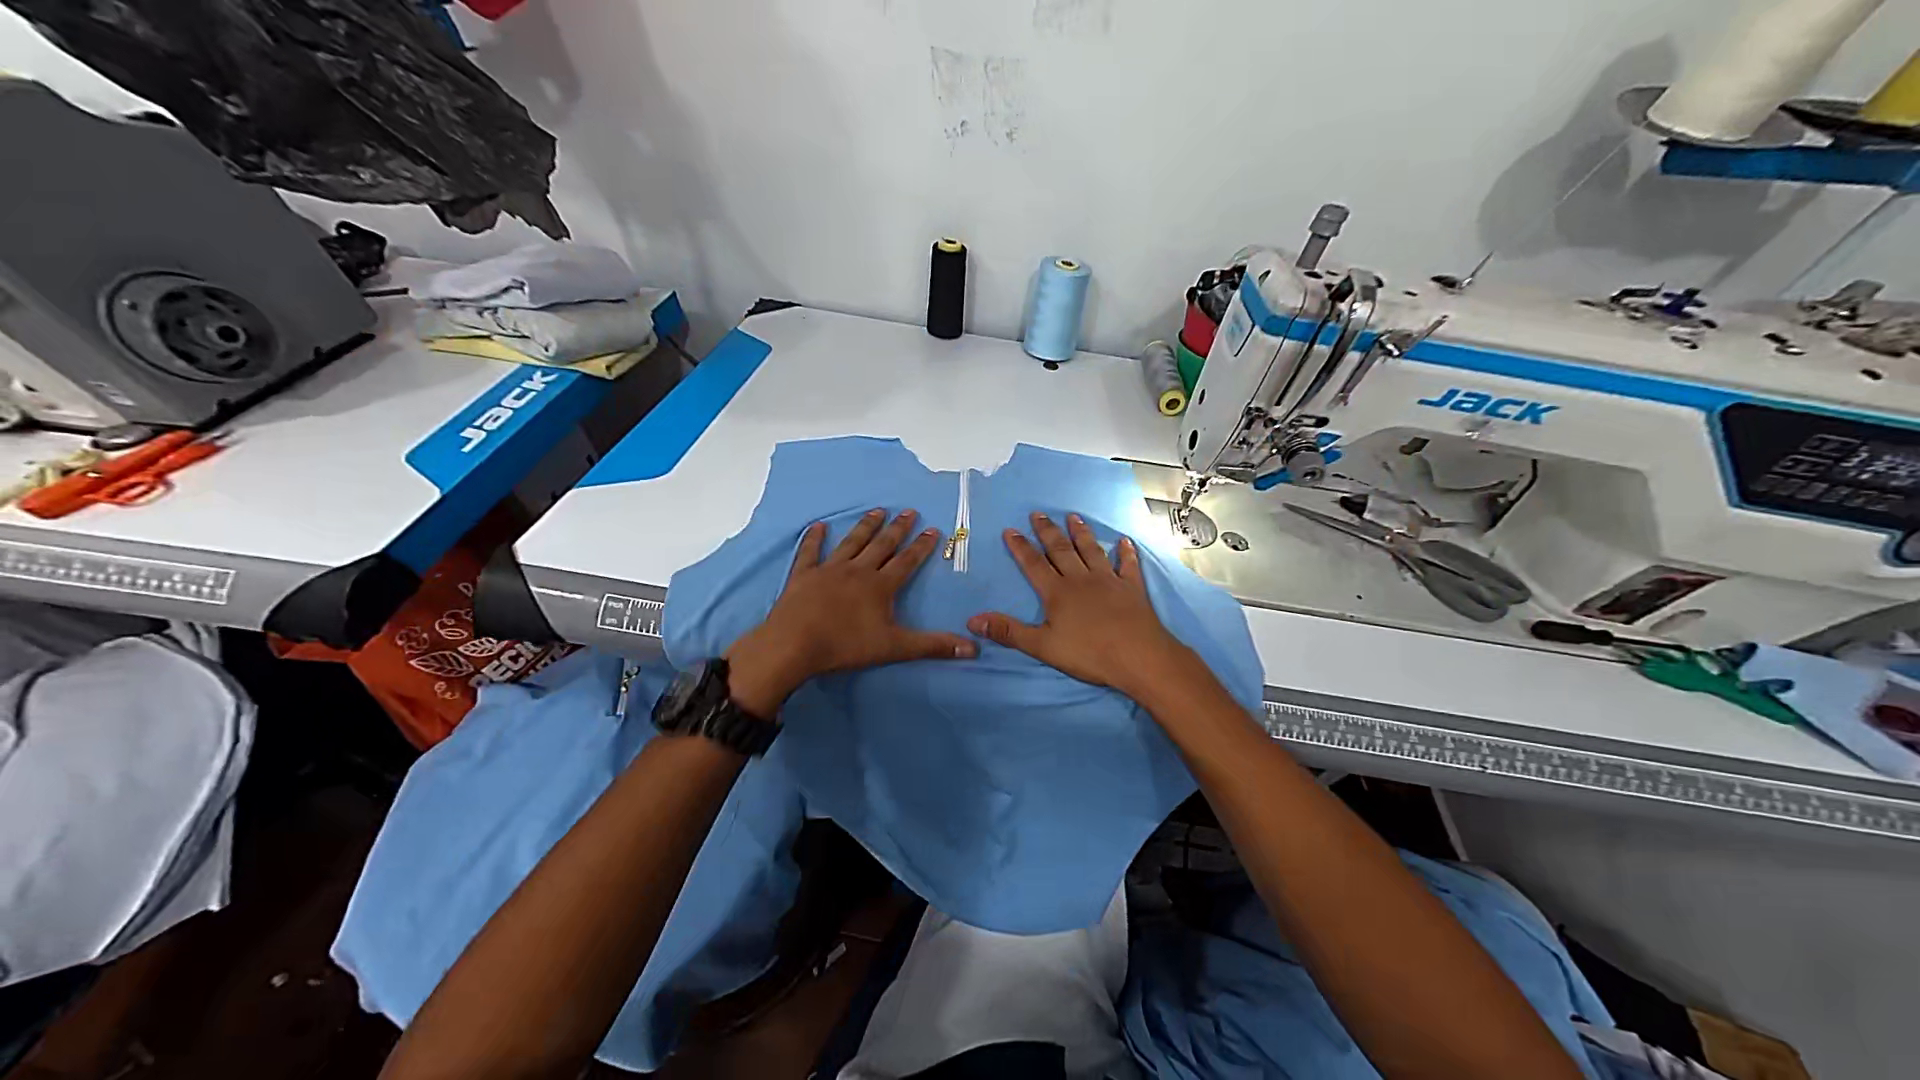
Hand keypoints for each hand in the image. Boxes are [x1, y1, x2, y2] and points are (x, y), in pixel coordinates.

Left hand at [726, 508, 976, 716]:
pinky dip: (814, 539)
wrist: (795, 644)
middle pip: (881, 545)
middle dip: (897, 528)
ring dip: (865, 526)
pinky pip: (811, 552)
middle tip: (908, 511)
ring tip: (877, 511)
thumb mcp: (895, 648)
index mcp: (880, 586)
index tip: (933, 530)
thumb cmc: (846, 645)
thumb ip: (932, 645)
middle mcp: (858, 571)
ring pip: (852, 543)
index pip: (906, 561)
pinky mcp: (803, 575)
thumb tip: (972, 649)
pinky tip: (818, 526)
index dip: (921, 546)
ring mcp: (829, 570)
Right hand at [967, 512, 1196, 699]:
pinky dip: (1126, 553)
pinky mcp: (1132, 589)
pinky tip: (1124, 542)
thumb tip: (973, 619)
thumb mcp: (1042, 646)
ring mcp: (1109, 581)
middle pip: (1060, 550)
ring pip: (1092, 551)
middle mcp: (1081, 579)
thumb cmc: (1088, 653)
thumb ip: (1008, 631)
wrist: (1138, 656)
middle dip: (1047, 531)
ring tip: (1073, 517)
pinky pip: (1128, 566)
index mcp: (1057, 592)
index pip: (1033, 565)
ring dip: (1081, 534)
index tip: (1011, 530)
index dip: (1020, 547)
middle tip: (1038, 514)